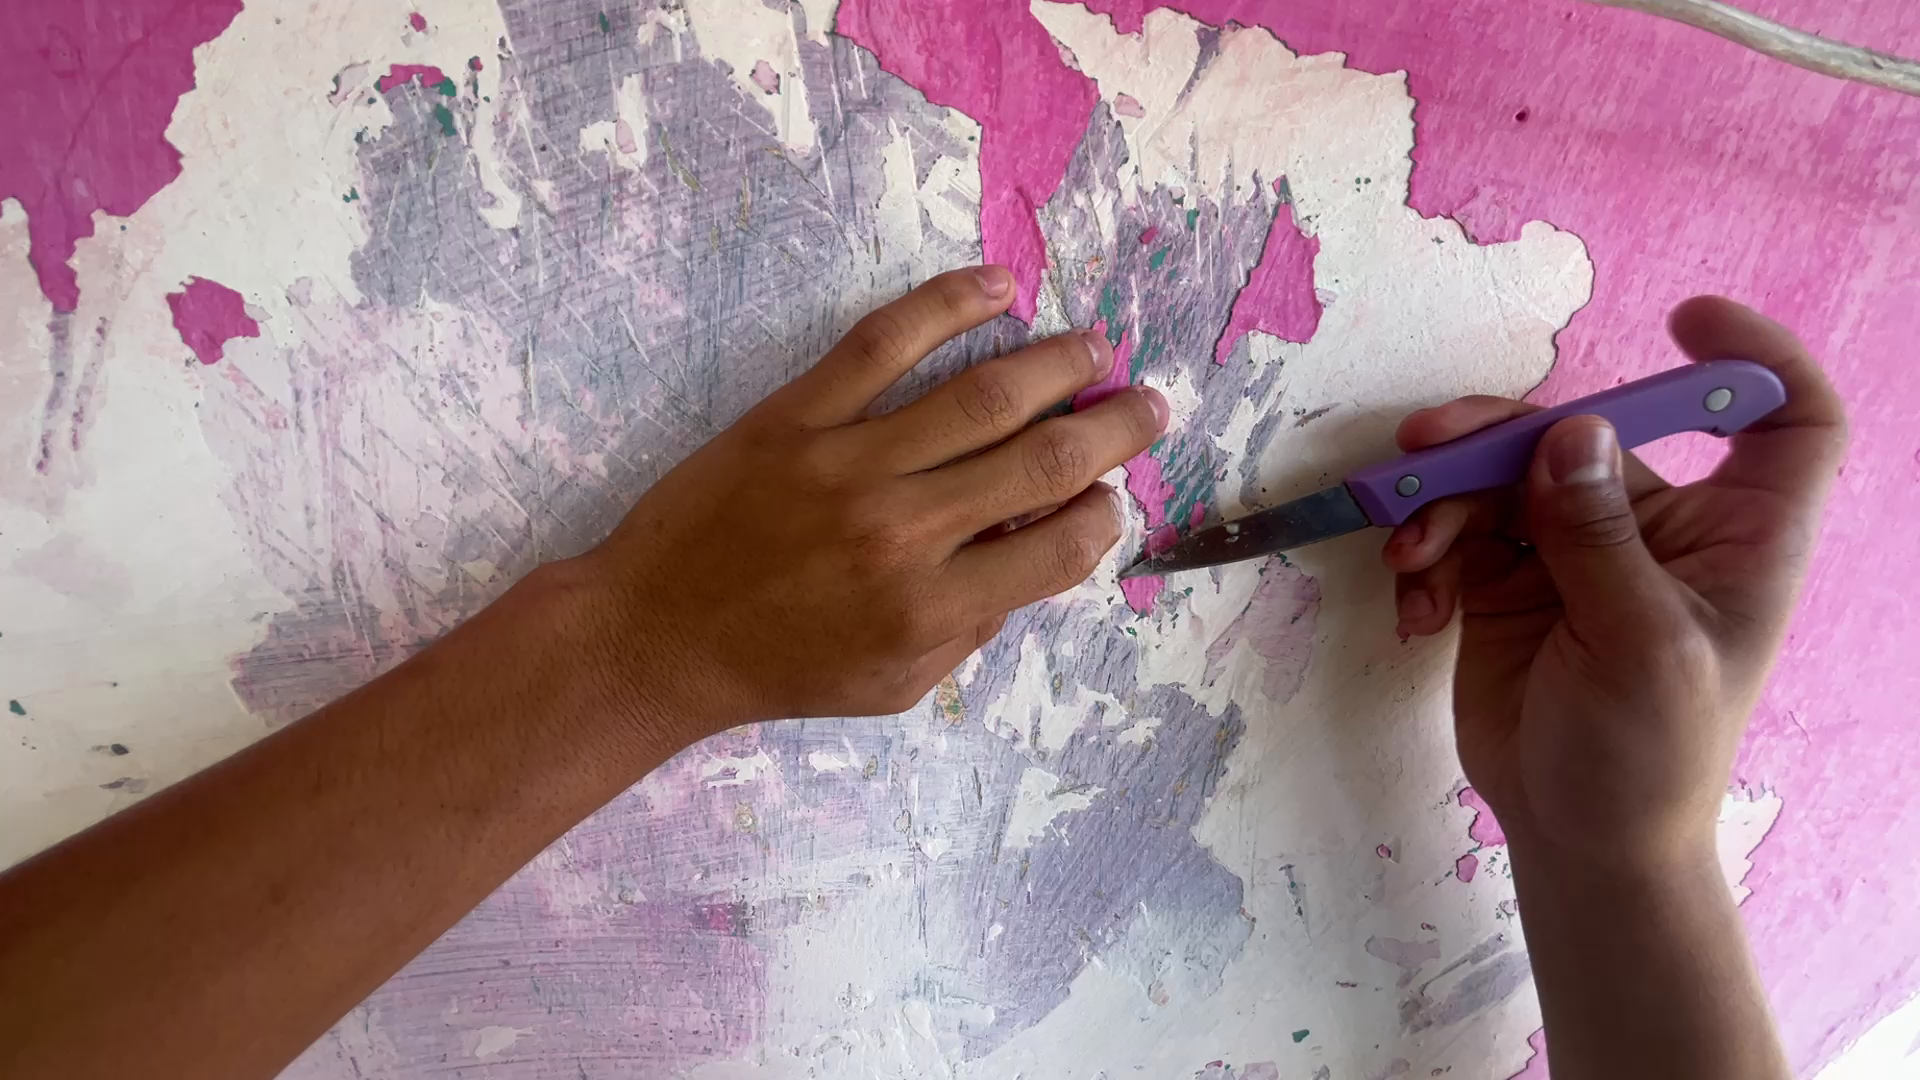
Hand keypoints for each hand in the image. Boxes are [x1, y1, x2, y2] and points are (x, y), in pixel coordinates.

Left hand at [561, 266, 1165, 731]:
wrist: (656, 635)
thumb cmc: (782, 670)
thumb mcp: (896, 684)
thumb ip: (977, 626)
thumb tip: (1039, 554)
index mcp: (932, 608)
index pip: (1058, 548)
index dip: (1102, 518)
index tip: (1108, 498)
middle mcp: (905, 530)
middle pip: (1041, 461)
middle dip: (1114, 430)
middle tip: (1150, 404)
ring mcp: (849, 461)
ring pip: (980, 394)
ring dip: (1055, 364)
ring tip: (1097, 348)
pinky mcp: (797, 414)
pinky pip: (883, 343)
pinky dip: (947, 306)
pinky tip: (996, 288)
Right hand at [1383, 297, 1846, 867]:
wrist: (1569, 822)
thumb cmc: (1643, 748)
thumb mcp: (1637, 643)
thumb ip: (1599, 537)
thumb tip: (1570, 432)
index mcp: (1725, 538)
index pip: (1777, 426)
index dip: (1748, 362)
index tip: (1684, 319)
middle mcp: (1642, 531)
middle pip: (1573, 443)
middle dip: (1492, 442)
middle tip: (1420, 447)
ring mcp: (1560, 555)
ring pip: (1491, 489)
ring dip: (1436, 517)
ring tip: (1410, 563)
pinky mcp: (1497, 584)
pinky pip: (1450, 543)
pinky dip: (1423, 569)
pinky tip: (1415, 615)